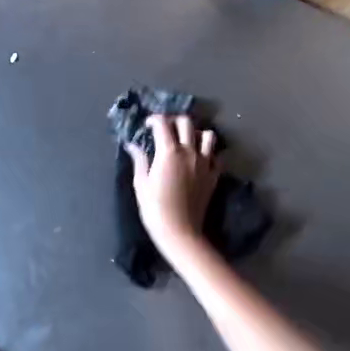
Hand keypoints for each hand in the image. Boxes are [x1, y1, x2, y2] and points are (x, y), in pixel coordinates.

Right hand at [125, 113, 219, 254]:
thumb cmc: (155, 208)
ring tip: (186, 141)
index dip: (154, 119)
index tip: (148, 125)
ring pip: (207, 135)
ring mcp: (205, 163)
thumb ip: (139, 160)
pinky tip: (200, 158)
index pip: (163, 123)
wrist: (180, 230)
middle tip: (166, 129)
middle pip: (186, 123)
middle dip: (174, 120)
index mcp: (169, 152)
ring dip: (196, 133)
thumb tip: (132, 145)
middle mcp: (189, 152)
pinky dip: (209, 152)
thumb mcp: (141, 183)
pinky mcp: (214, 175)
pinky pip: (217, 156)